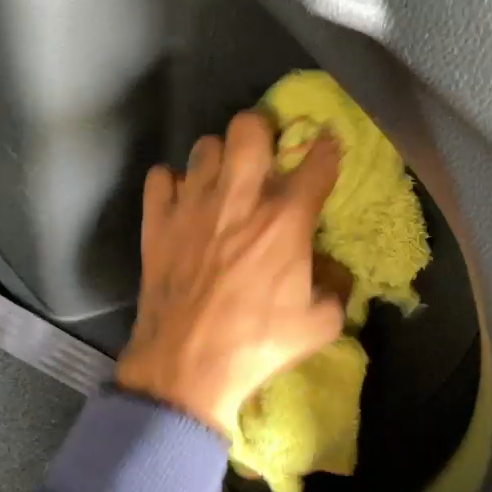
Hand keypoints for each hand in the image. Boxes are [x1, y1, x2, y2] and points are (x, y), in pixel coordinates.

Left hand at [115, 110, 343, 434]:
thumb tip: (331, 268)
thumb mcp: (319, 324)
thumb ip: (335, 287)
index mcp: (285, 218)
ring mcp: (192, 204)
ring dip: (217, 159)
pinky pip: (160, 176)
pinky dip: (172, 184)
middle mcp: (239, 197)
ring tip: (221, 183)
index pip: (317, 160)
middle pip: (249, 126)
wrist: (187, 364)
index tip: (326, 149)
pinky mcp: (156, 220)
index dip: (327, 149)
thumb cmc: (257, 344)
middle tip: (263, 157)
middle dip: (261, 132)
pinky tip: (181, 203)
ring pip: (204, 146)